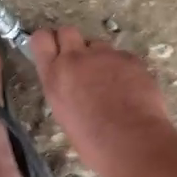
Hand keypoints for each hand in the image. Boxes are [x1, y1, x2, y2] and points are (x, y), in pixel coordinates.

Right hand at [32, 27, 176, 171]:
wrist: (135, 145)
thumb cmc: (96, 145)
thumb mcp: (66, 116)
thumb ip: (66, 90)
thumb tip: (74, 85)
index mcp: (55, 77)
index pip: (41, 39)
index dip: (48, 42)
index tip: (55, 50)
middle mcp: (76, 58)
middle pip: (68, 31)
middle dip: (73, 42)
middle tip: (82, 63)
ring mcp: (104, 54)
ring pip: (98, 45)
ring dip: (101, 59)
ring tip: (112, 85)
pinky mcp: (129, 57)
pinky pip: (122, 57)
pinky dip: (124, 69)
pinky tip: (132, 91)